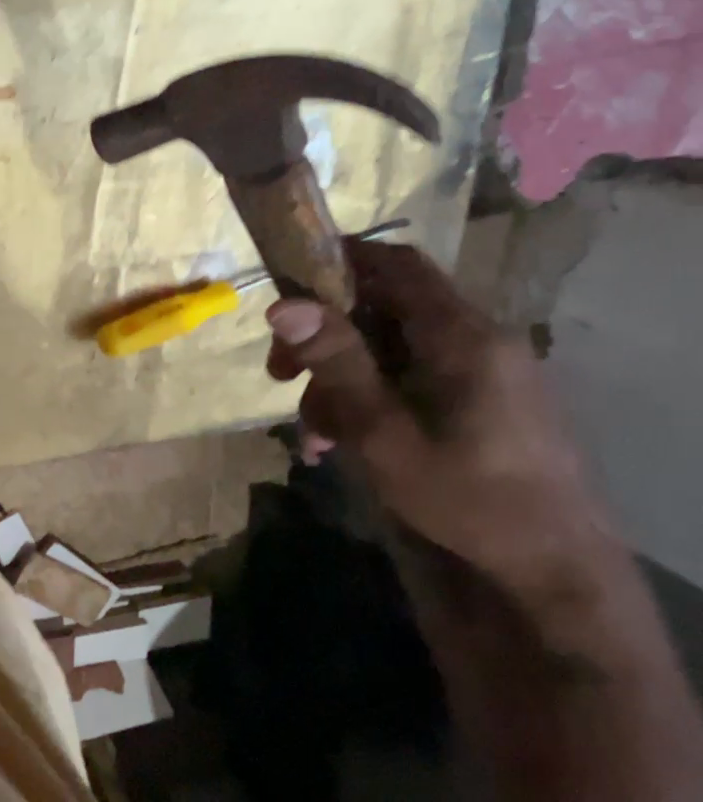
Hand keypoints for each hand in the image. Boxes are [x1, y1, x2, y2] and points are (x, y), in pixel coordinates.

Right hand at [264, 241, 608, 590]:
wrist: (553, 570)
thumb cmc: (466, 497)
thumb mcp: (383, 432)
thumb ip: (337, 363)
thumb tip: (283, 303)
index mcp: (463, 338)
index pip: (396, 265)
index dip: (336, 261)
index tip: (282, 289)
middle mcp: (478, 342)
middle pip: (382, 310)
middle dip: (322, 340)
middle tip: (279, 376)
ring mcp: (483, 373)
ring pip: (388, 350)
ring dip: (339, 381)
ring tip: (315, 435)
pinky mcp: (482, 401)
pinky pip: (410, 379)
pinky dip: (369, 400)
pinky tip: (341, 444)